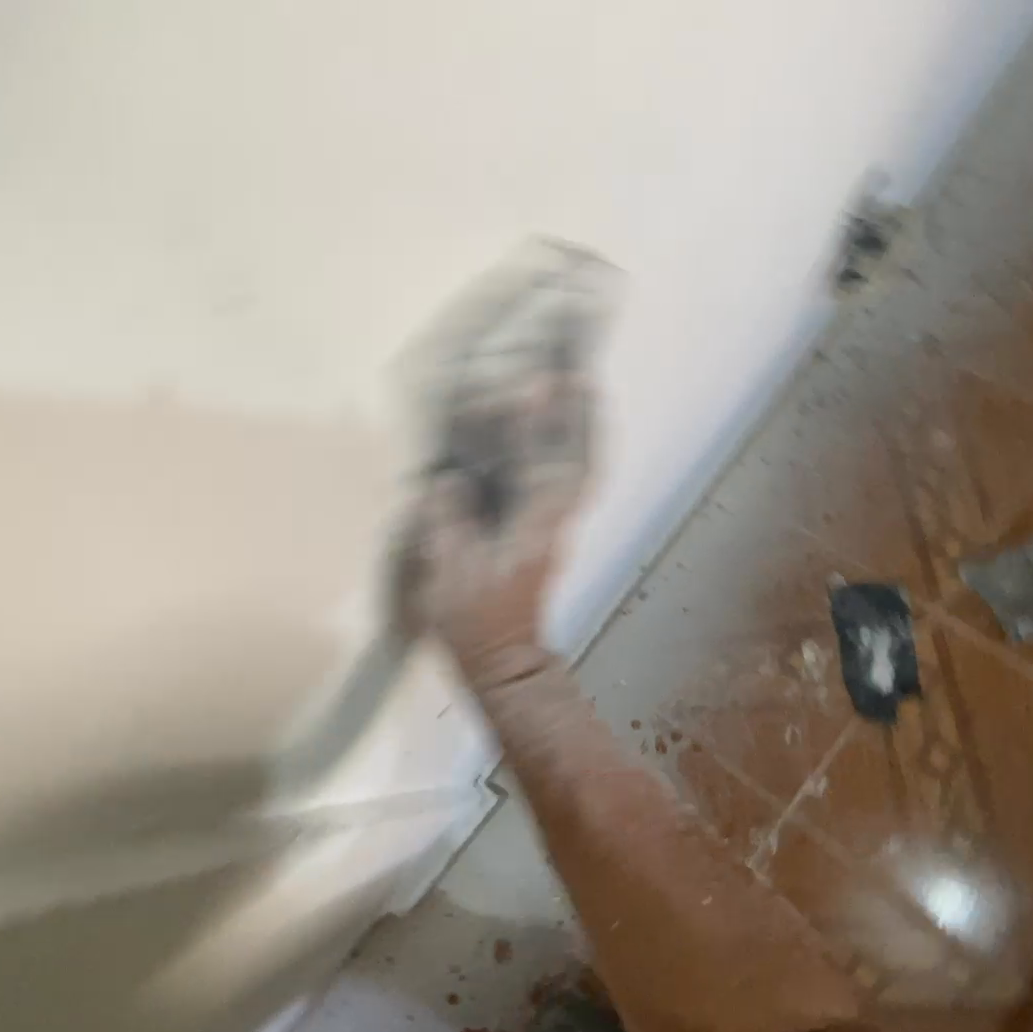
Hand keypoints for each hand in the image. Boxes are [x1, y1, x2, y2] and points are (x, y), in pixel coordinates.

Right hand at [393, 361, 594, 680]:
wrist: (502, 660)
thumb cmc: (473, 622)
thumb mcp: (448, 577)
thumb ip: (449, 525)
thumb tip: (448, 481)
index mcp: (530, 532)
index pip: (540, 468)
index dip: (539, 427)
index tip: (541, 384)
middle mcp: (553, 523)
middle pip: (579, 460)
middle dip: (581, 417)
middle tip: (580, 371)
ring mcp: (557, 527)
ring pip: (581, 469)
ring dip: (584, 429)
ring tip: (580, 387)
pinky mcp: (550, 531)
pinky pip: (571, 482)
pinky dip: (576, 451)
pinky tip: (562, 434)